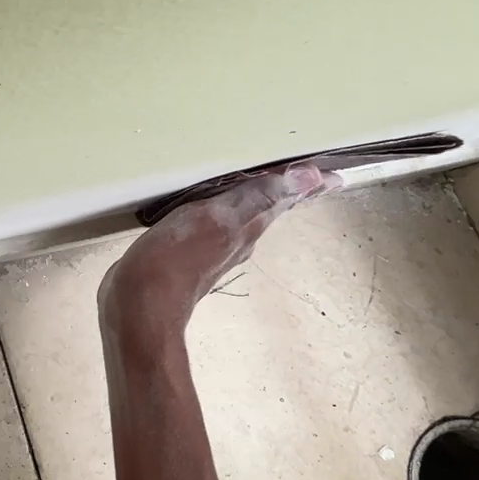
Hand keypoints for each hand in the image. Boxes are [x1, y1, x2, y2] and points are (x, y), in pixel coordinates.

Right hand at [99, 164, 340, 337]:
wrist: (144, 301)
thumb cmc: (176, 256)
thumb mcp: (218, 219)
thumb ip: (259, 196)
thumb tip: (312, 177)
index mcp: (248, 226)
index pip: (287, 200)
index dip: (309, 187)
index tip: (334, 177)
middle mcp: (240, 239)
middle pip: (273, 211)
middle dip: (291, 195)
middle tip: (311, 182)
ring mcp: (216, 250)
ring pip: (249, 219)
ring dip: (263, 203)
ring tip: (270, 190)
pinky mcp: (191, 255)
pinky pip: (221, 226)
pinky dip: (229, 212)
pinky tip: (216, 212)